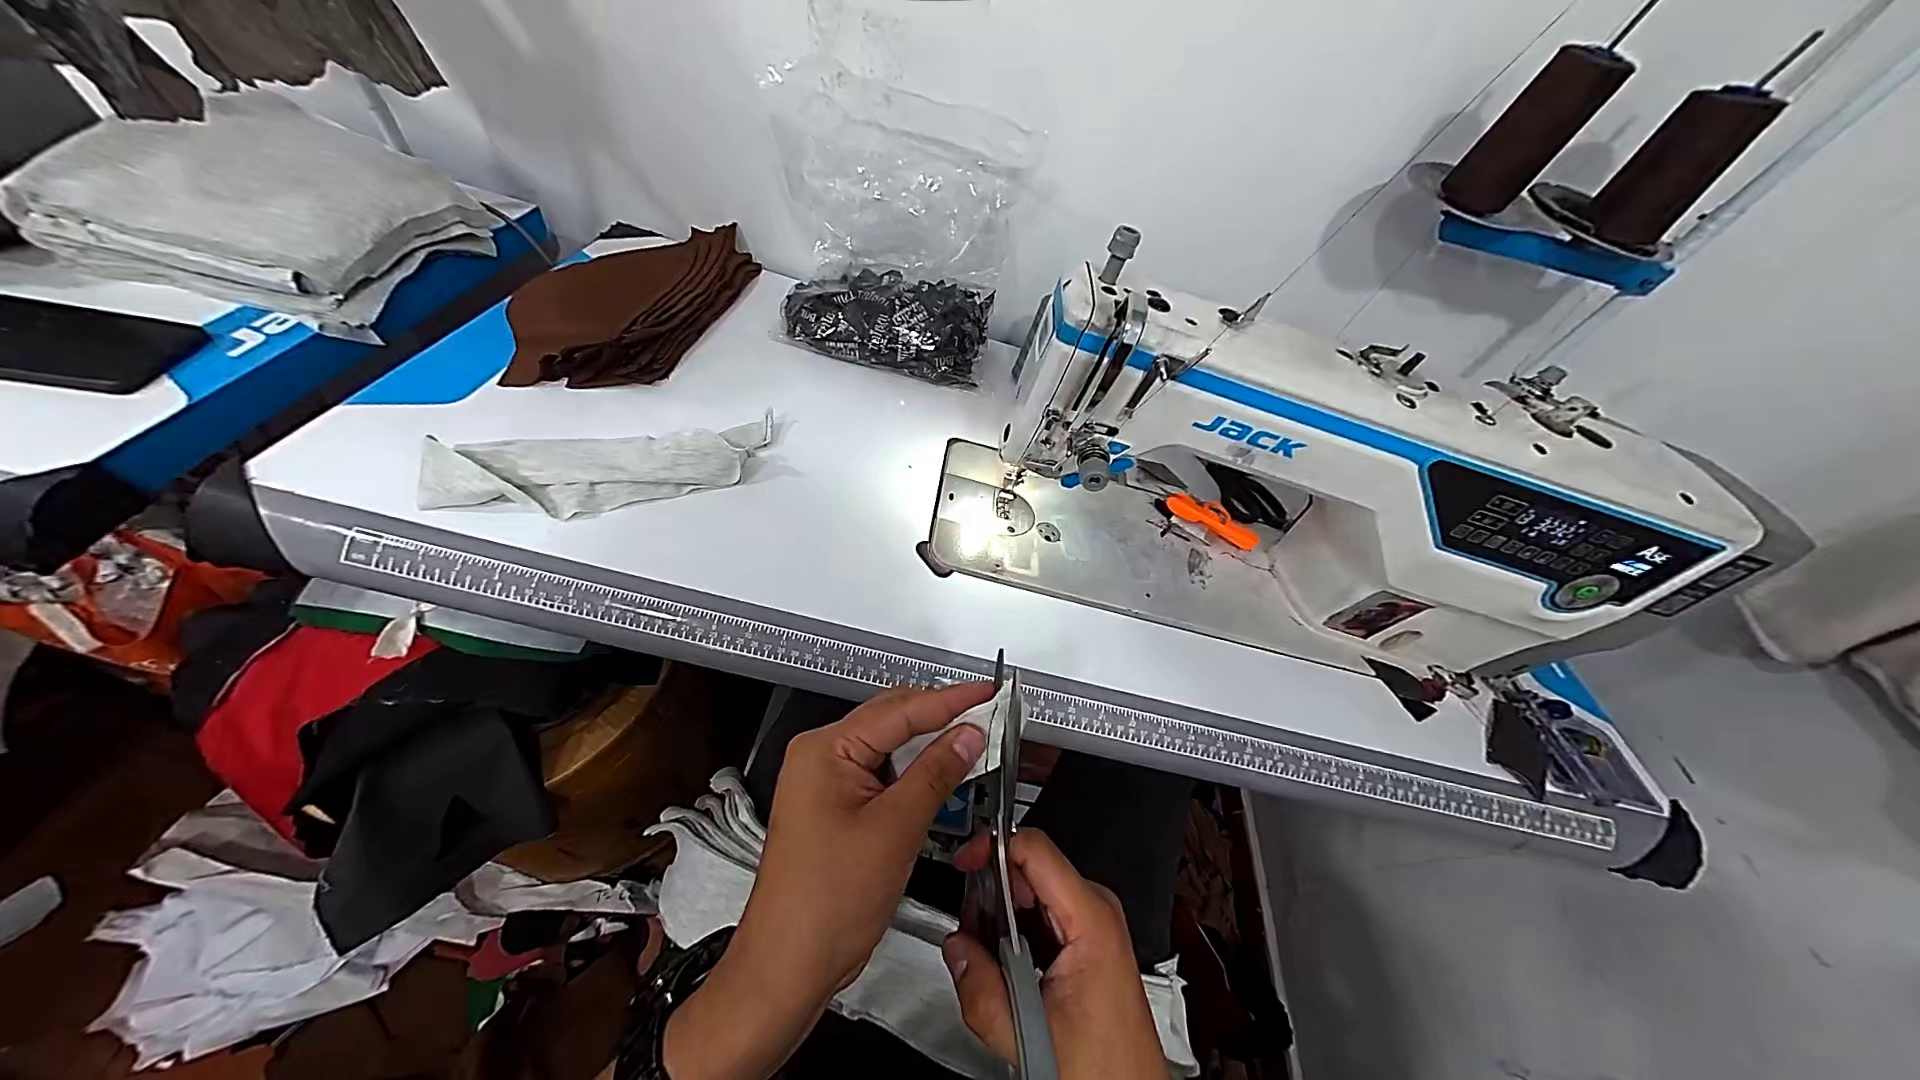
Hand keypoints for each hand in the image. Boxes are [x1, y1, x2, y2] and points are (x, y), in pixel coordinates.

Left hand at [663, 681, 992, 1079]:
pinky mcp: (837, 805)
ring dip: (931, 747)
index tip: (984, 693)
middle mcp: (820, 758)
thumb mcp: (895, 830)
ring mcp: (826, 782)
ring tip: (972, 745)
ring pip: (891, 748)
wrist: (789, 966)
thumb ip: (936, 774)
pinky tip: (942, 777)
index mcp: (824, 751)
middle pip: (893, 720)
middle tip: (987, 715)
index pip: (900, 709)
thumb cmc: (821, 906)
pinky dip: (916, 774)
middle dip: (942, 718)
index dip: (950, 700)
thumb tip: (966, 737)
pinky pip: (884, 774)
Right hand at [944, 828, 1164, 1079]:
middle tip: (972, 930)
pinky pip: (1042, 909)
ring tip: (989, 956)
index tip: (966, 861)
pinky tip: (1008, 965)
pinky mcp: (1086, 934)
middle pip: (1030, 866)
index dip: (993, 847)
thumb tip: (956, 947)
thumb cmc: (1104, 1069)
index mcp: (1090, 918)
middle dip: (992, 891)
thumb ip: (980, 989)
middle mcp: (1095, 908)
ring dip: (1001, 914)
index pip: (1035, 848)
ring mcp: (1093, 920)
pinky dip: (1015, 927)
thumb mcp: (1028, 1036)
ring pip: (1033, 888)